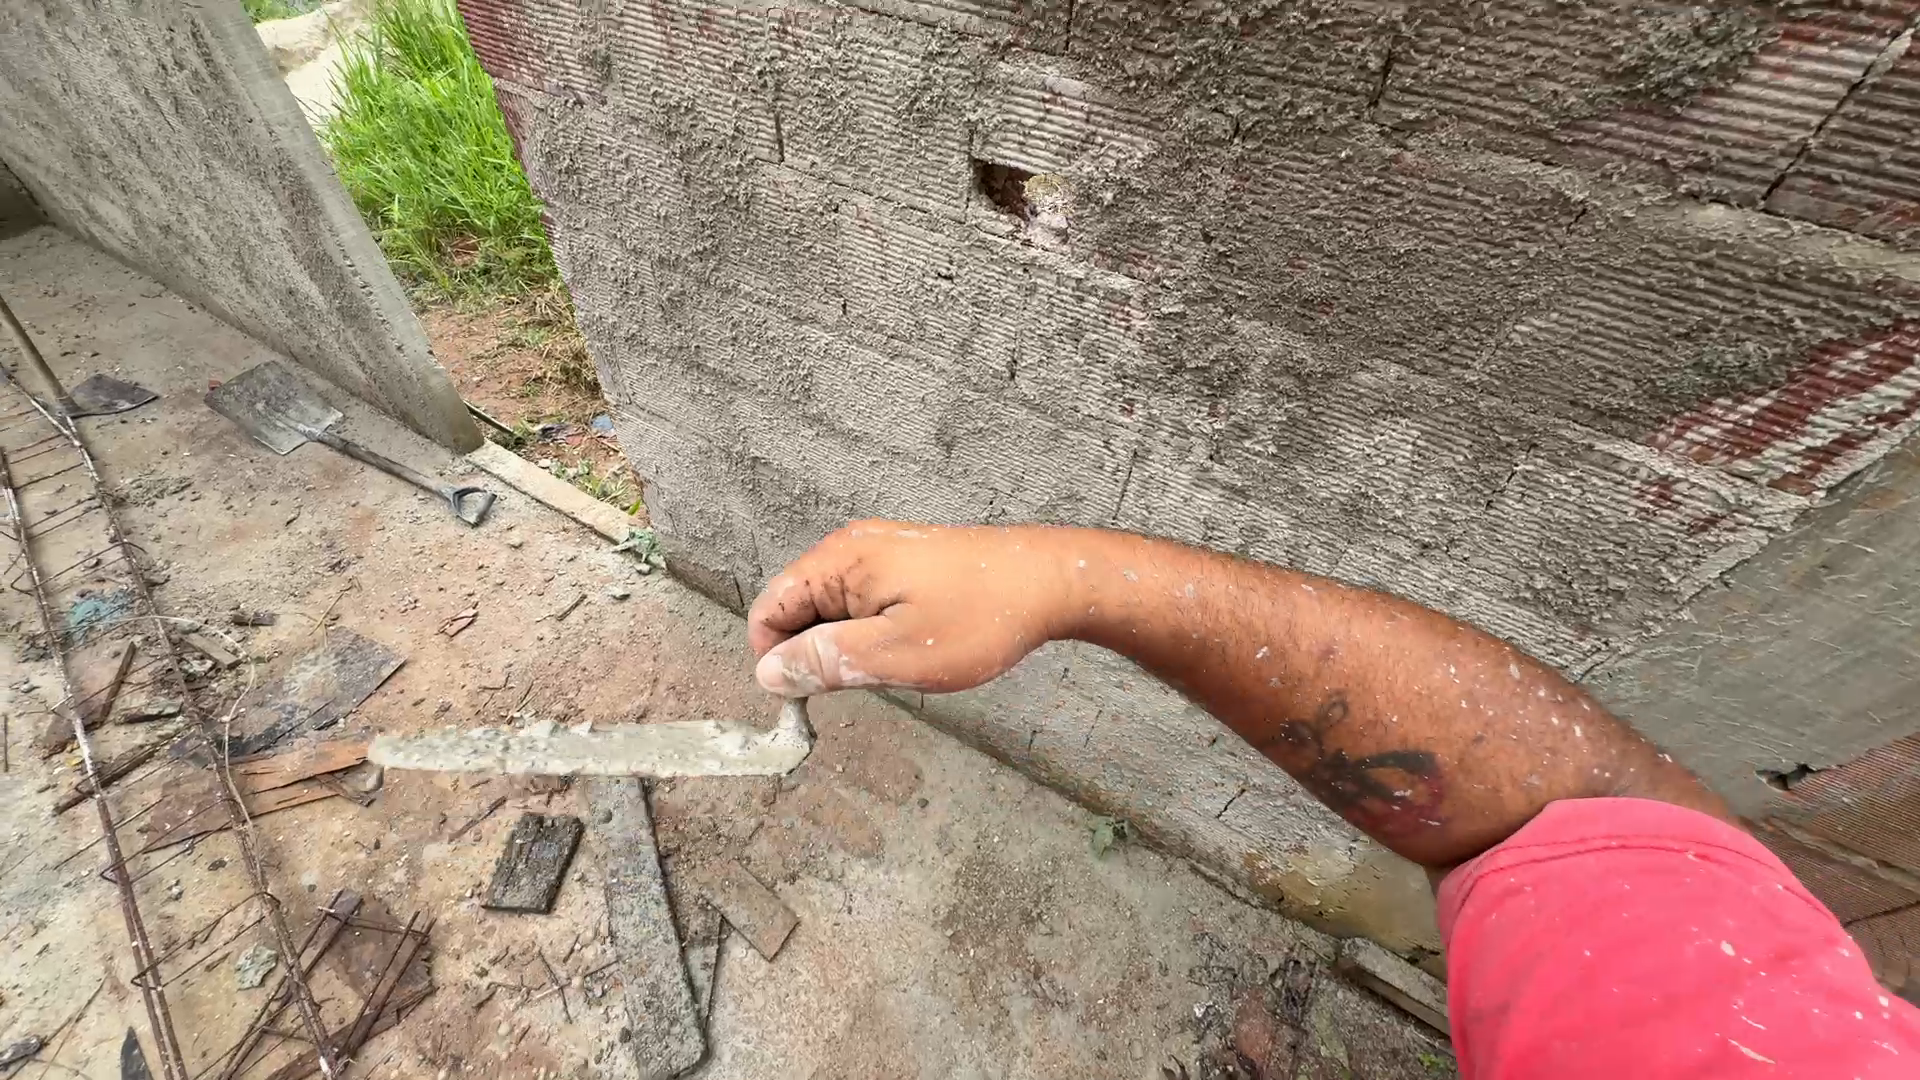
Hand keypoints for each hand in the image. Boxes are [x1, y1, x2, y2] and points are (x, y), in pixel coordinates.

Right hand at [747, 521, 1068, 695]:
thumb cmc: (977, 617)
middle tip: (863, 680)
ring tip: (895, 660)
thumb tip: (768, 672)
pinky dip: (872, 629)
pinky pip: (865, 600)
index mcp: (839, 560)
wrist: (1049, 581)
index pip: (769, 609)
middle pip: (798, 607)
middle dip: (815, 651)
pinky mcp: (906, 561)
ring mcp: (881, 551)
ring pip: (833, 608)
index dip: (776, 658)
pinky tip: (910, 644)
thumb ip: (823, 661)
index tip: (809, 695)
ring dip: (847, 644)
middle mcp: (852, 547)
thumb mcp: (893, 653)